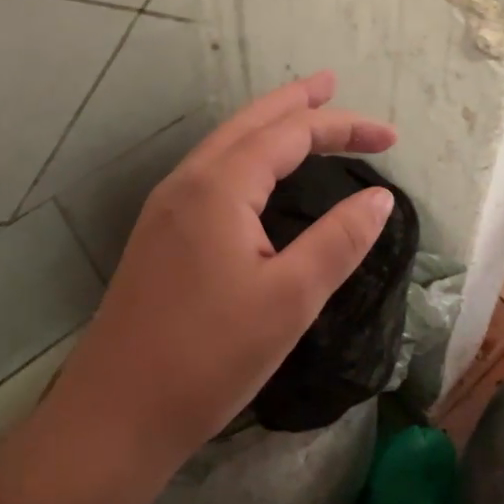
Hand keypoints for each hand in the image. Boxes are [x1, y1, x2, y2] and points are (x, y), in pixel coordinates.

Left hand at [0, 72, 397, 503]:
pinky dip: (247, 151)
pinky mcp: (159, 235)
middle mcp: (188, 182)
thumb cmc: (208, 357)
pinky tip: (257, 171)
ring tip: (303, 112)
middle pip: (251, 122)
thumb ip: (339, 241)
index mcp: (220, 187)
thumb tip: (380, 197)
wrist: (112, 419)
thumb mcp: (289, 301)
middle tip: (333, 83)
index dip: (344, 126)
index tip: (391, 137)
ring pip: (226, 144)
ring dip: (268, 123)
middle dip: (296, 102)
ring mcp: (166, 207)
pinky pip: (212, 169)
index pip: (292, 134)